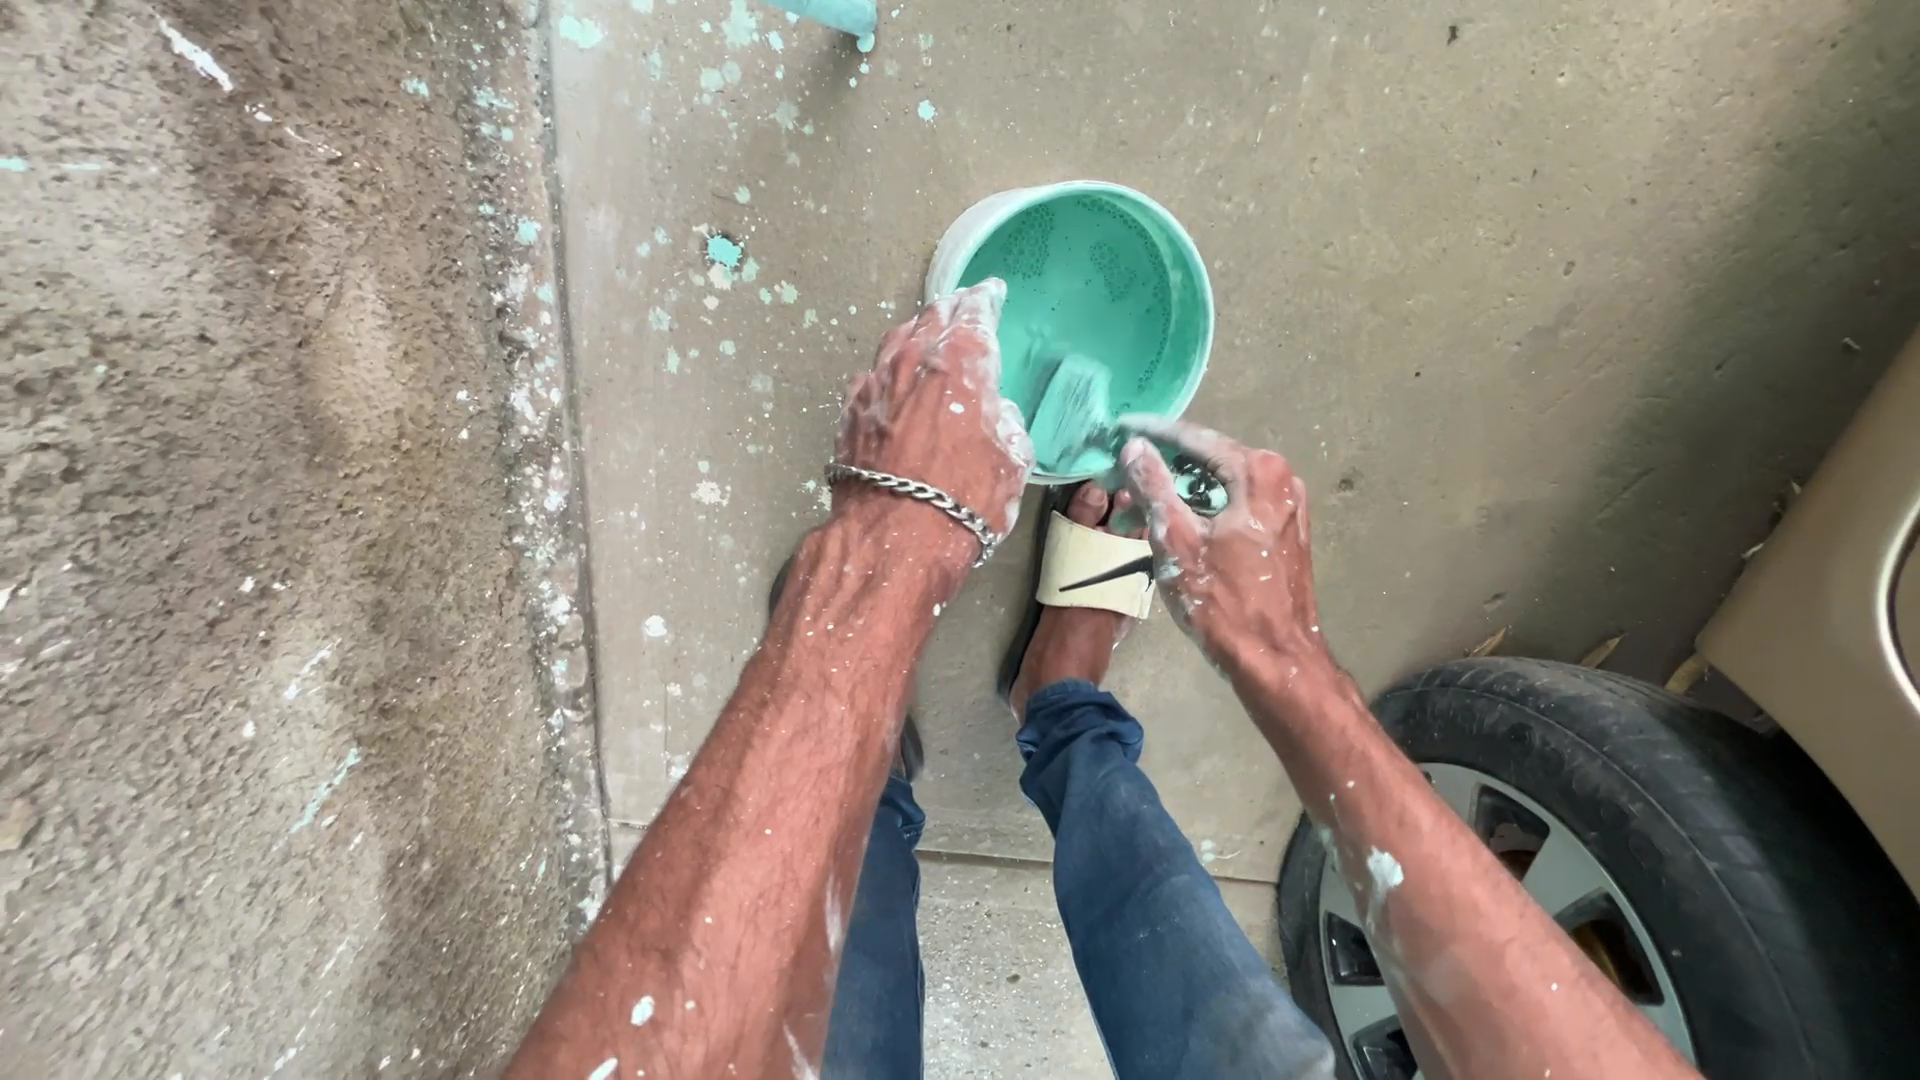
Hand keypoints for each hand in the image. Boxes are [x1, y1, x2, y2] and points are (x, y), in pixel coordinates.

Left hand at [833, 279, 1034, 543]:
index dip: (986, 300)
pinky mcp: (850, 413)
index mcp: (962, 365)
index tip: (991, 293)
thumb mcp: (1012, 466)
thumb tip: (995, 414)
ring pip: (896, 342)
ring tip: (926, 334)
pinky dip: (888, 370)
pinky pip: (873, 376)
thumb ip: (1007, 426)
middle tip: (961, 308)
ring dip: (915, 334)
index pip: (976, 314)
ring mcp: (875, 385)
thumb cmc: (964, 502)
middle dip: (950, 310)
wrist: (892, 540)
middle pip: (931, 319)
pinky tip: (892, 379)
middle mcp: (914, 363)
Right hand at [1117, 418, 1330, 677]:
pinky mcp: (1289, 530)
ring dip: (1186, 485)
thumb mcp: (1176, 540)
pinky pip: (1240, 502)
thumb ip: (1153, 486)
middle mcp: (1282, 479)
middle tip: (1128, 464)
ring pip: (1225, 481)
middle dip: (1169, 461)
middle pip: (1212, 457)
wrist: (1275, 658)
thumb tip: (1134, 447)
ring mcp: (1290, 505)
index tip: (1122, 426)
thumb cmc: (1222, 601)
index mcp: (1259, 473)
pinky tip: (1182, 517)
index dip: (1154, 433)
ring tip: (1146, 494)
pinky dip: (1208, 504)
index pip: (1195, 439)